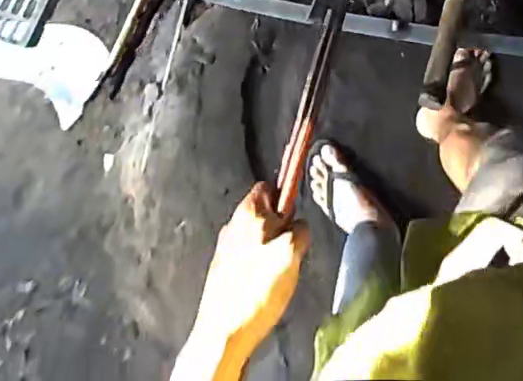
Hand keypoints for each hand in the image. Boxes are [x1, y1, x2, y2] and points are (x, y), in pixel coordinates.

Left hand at [189, 183, 309, 353]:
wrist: (222, 337)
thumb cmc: (258, 288)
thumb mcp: (293, 250)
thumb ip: (301, 228)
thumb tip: (298, 226)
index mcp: (248, 211)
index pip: (269, 186)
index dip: (286, 196)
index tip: (295, 216)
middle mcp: (232, 226)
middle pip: (264, 214)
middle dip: (280, 228)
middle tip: (290, 250)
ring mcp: (224, 251)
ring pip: (257, 238)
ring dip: (270, 251)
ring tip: (278, 275)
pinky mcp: (221, 274)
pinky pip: (247, 260)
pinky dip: (257, 269)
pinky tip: (264, 289)